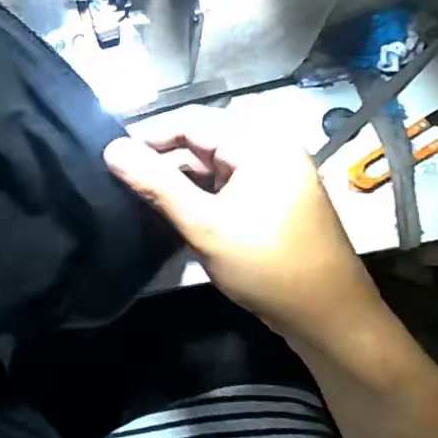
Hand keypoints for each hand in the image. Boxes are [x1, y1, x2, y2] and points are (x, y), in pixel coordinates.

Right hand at [104, 107, 382, 345]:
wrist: (327, 316)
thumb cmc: (267, 266)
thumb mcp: (205, 225)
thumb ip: (157, 185)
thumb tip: (112, 150)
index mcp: (261, 145)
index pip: (193, 122)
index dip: (149, 137)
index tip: (110, 158)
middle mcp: (271, 152)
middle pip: (204, 143)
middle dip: (164, 162)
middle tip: (122, 184)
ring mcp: (275, 179)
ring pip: (215, 169)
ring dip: (181, 183)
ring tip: (141, 200)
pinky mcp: (273, 204)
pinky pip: (229, 189)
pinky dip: (202, 198)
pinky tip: (175, 215)